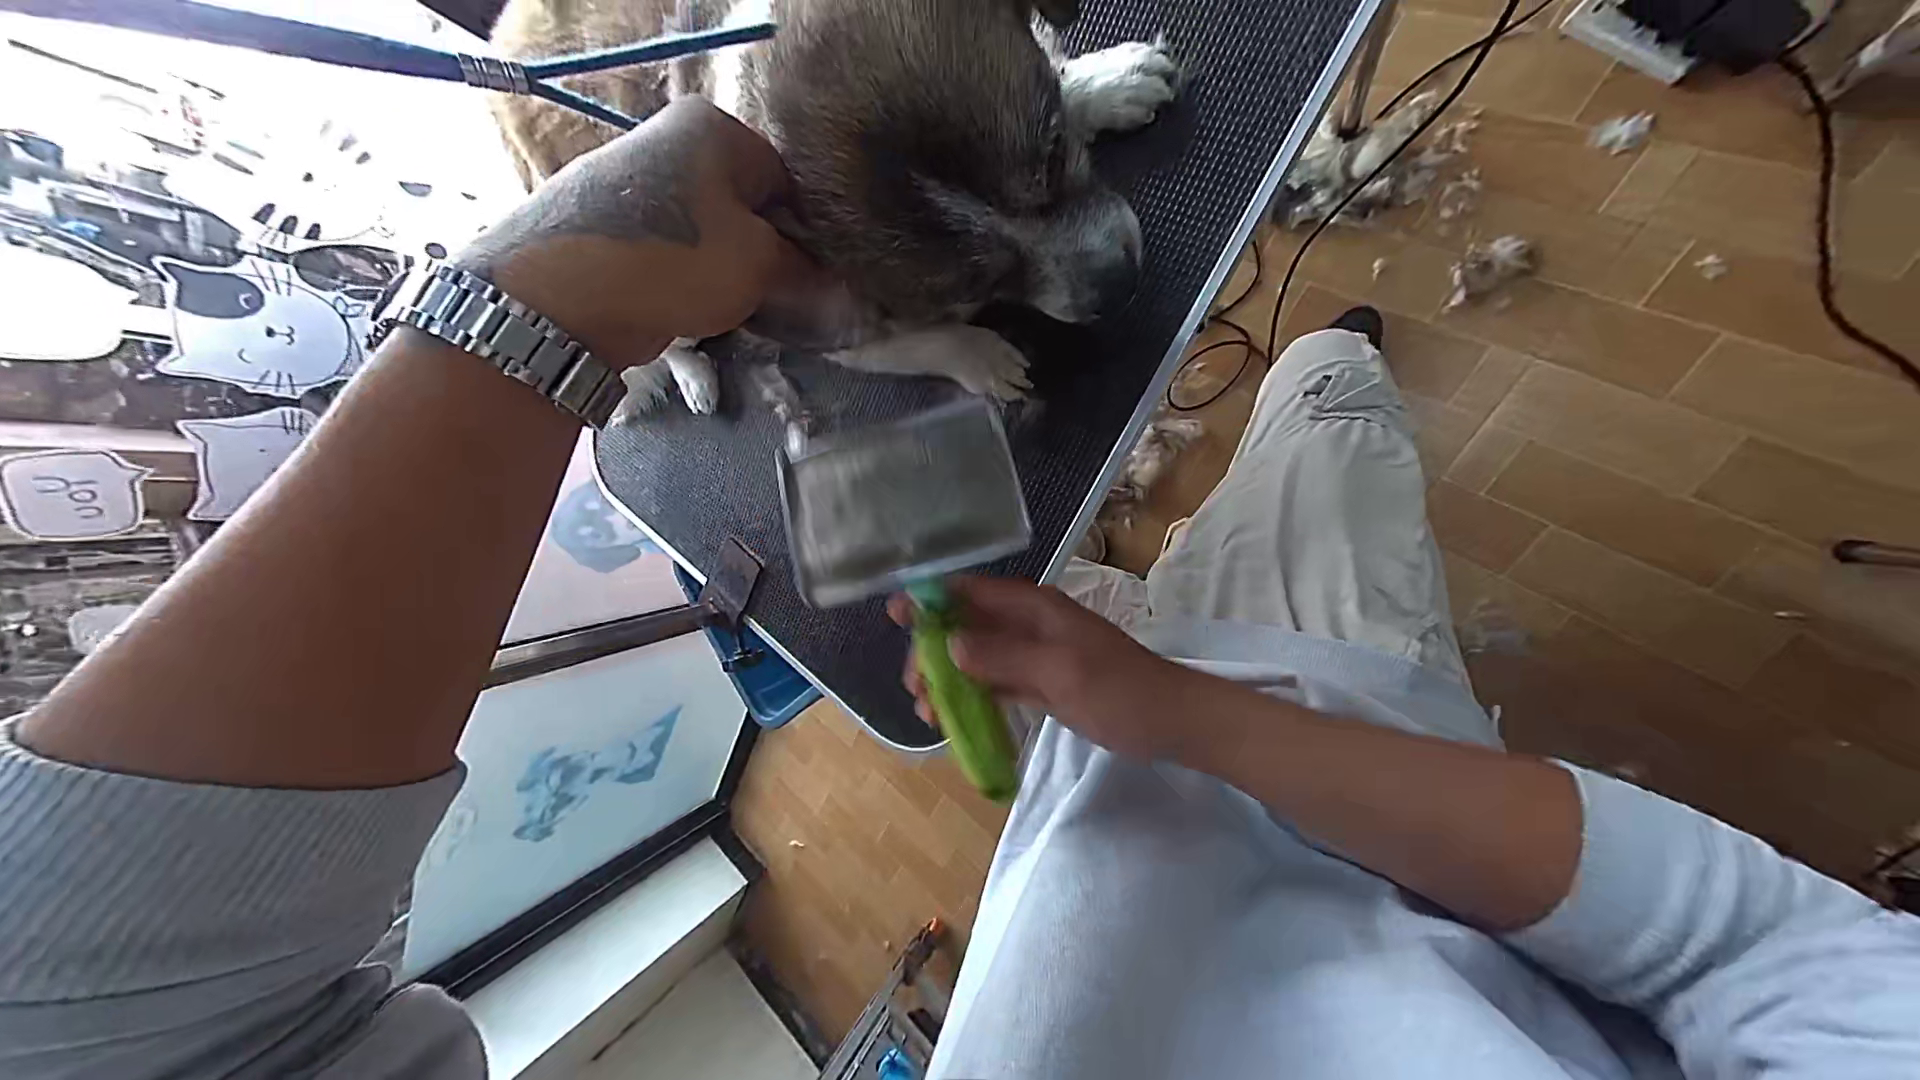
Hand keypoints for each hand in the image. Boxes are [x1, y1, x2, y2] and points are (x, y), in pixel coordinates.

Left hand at [455, 98, 826, 368]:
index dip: (809, 235)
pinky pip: (684, 249)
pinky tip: (706, 305)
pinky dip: (702, 277)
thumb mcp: (760, 264)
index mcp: (714, 128)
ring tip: (745, 306)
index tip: (820, 279)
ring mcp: (644, 183)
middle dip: (772, 254)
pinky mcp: (623, 225)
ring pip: (717, 232)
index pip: (789, 182)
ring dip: (738, 270)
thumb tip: (838, 285)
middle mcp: (676, 143)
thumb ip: (805, 269)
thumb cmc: (678, 259)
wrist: (565, 294)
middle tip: (787, 298)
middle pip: (751, 206)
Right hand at [888, 577, 1209, 761]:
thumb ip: (1005, 655)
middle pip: (967, 625)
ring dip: (949, 677)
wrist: (1170, 722)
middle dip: (935, 650)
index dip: (932, 598)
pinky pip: (994, 682)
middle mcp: (1028, 624)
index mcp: (1034, 608)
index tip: (896, 615)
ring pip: (976, 656)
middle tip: (915, 686)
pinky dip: (971, 696)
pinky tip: (951, 716)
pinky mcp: (1037, 682)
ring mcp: (1032, 654)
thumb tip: (950, 644)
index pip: (973, 591)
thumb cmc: (1121, 690)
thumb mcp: (1062, 671)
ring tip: (927, 710)